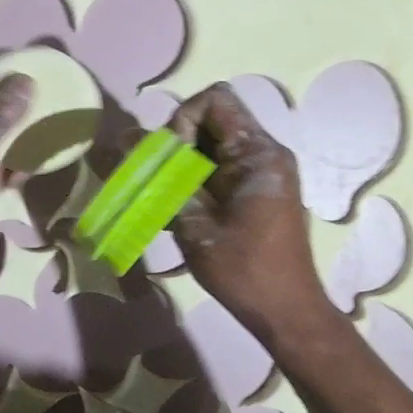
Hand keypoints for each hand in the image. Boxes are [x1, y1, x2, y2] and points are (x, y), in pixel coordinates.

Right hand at [170, 83, 329, 340]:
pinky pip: (217, 167)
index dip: (182, 120)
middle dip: (176, 144)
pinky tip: (177, 210)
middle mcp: (264, 152)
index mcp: (258, 153)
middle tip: (160, 181)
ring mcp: (262, 171)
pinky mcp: (255, 190)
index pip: (213, 100)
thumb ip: (160, 177)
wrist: (286, 312)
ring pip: (209, 145)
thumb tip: (126, 140)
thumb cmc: (243, 268)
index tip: (172, 159)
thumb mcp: (193, 221)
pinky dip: (192, 180)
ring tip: (163, 196)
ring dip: (181, 164)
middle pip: (210, 119)